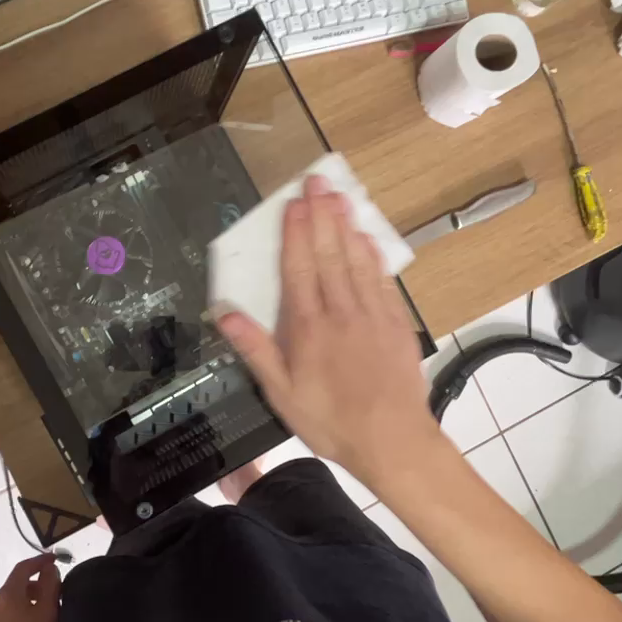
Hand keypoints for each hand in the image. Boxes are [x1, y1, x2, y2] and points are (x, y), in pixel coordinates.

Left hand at [0, 554, 60, 621]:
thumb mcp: (47, 615)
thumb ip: (50, 587)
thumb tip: (49, 569)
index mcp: (8, 594)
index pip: (24, 567)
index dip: (40, 560)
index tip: (56, 559)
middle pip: (18, 585)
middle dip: (38, 582)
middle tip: (58, 590)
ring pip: (14, 602)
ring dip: (32, 600)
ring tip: (50, 612)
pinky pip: (10, 617)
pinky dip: (24, 614)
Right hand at [216, 175, 445, 487]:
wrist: (393, 440)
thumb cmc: (331, 421)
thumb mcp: (282, 394)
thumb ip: (255, 350)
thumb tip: (225, 314)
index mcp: (309, 328)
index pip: (299, 268)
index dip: (295, 233)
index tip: (293, 203)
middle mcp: (341, 312)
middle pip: (329, 254)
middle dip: (321, 215)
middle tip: (317, 181)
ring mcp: (372, 315)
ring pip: (356, 260)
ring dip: (346, 226)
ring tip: (339, 196)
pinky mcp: (397, 324)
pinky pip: (382, 280)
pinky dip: (373, 256)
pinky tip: (366, 239)